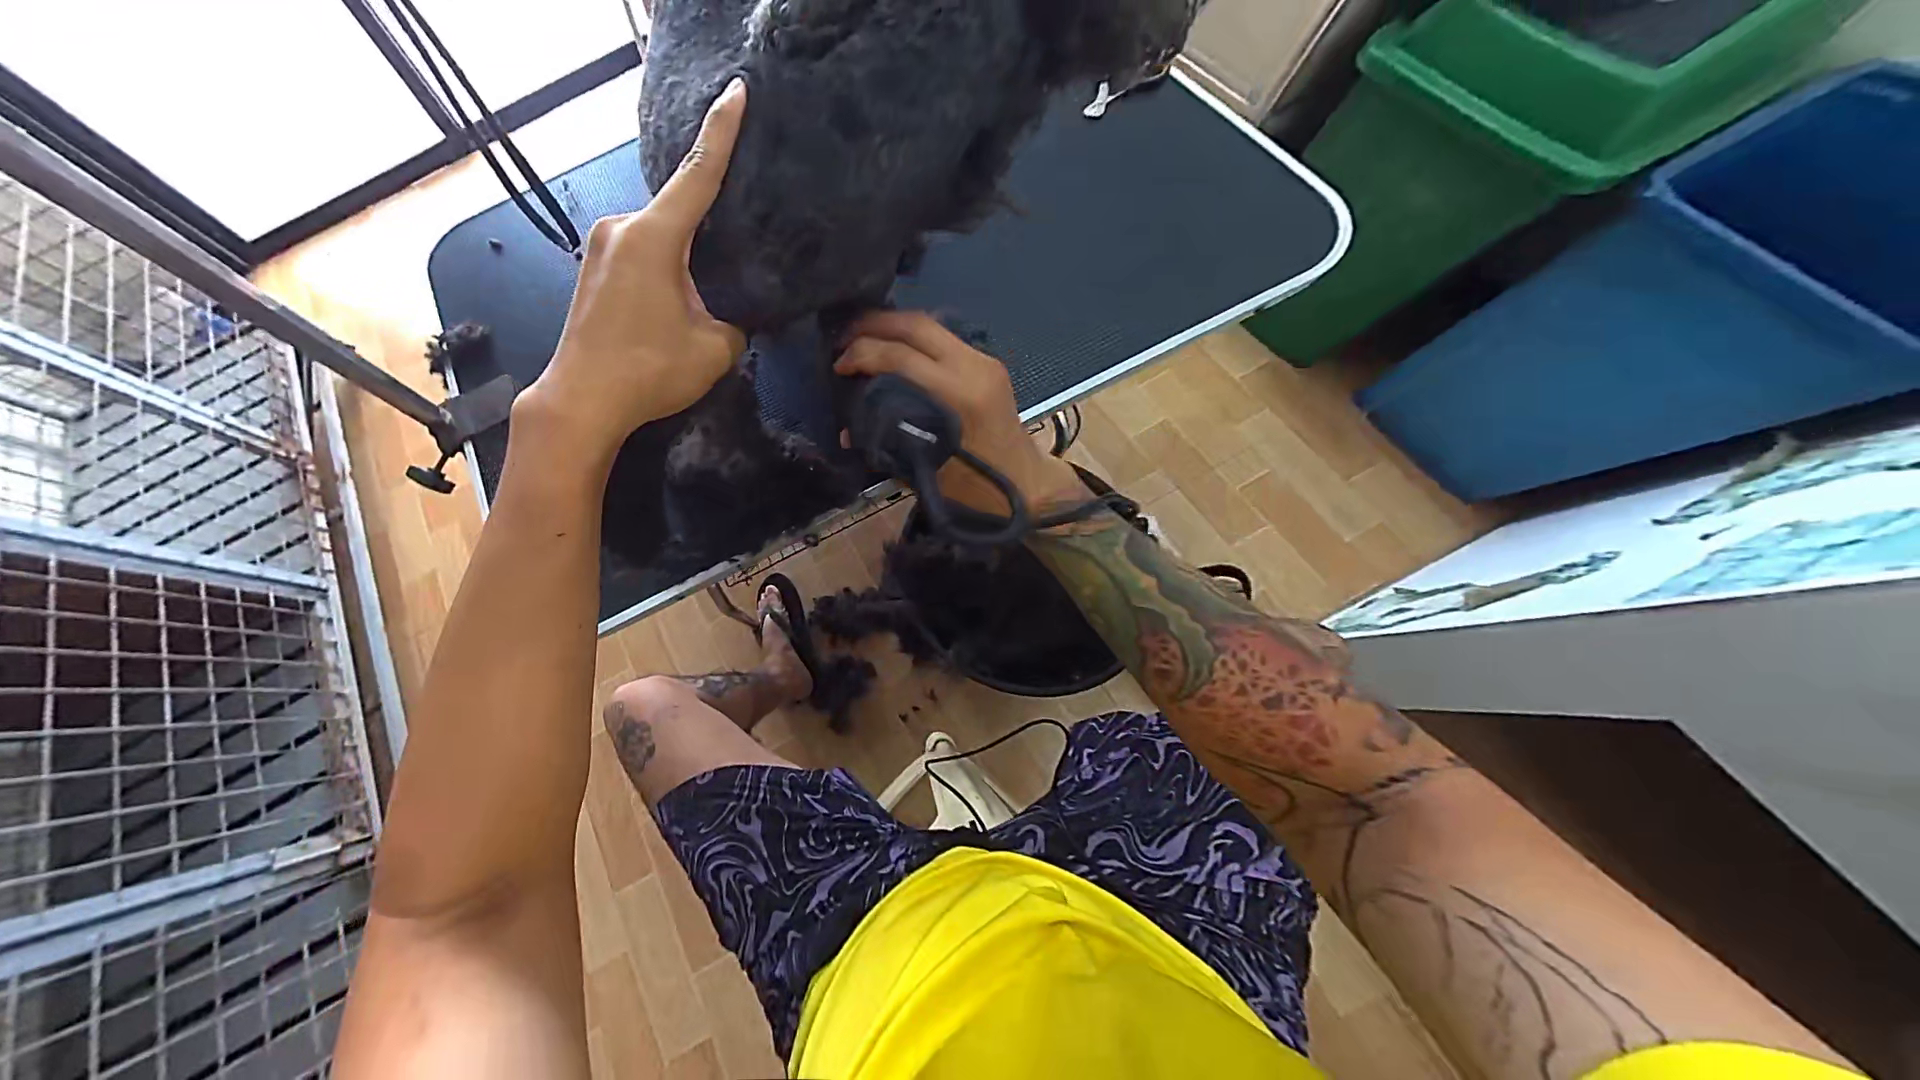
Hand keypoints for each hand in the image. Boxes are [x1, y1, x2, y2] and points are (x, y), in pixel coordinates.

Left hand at [515, 78, 748, 459]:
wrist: (582, 400)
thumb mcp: (716, 349)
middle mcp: (621, 227)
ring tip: (715, 281)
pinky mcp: (594, 269)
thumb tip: (735, 313)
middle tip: (745, 234)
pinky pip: (642, 252)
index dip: (722, 133)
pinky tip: (684, 293)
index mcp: (654, 237)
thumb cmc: (650, 370)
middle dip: (712, 223)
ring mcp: (602, 246)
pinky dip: (668, 265)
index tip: (738, 93)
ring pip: (661, 235)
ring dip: (689, 254)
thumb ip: (737, 321)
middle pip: (679, 210)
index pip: (697, 175)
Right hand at [835, 312, 1086, 514]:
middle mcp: (974, 367)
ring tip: (862, 338)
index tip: (838, 365)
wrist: (1029, 486)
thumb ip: (888, 443)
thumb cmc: (979, 490)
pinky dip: (913, 339)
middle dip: (873, 324)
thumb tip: (849, 430)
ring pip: (932, 325)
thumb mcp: (928, 471)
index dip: (862, 353)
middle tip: (843, 337)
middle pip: (916, 325)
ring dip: (893, 327)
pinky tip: (893, 349)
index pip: (901, 356)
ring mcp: (984, 362)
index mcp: (960, 394)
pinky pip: (944, 339)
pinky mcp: (989, 365)